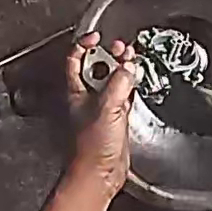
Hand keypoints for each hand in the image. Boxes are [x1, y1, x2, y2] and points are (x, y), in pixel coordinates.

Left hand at [62, 32, 138, 198]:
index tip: (98, 36)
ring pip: (111, 78)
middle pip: (96, 66)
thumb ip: (118, 84)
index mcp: (77, 90)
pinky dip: (130, 84)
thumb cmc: (93, 147)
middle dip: (108, 54)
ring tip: (131, 59)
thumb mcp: (108, 108)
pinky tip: (135, 81)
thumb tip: (127, 67)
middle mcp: (87, 96)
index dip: (85, 44)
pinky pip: (123, 93)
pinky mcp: (115, 117)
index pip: (76, 58)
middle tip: (121, 48)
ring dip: (121, 68)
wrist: (99, 173)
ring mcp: (102, 106)